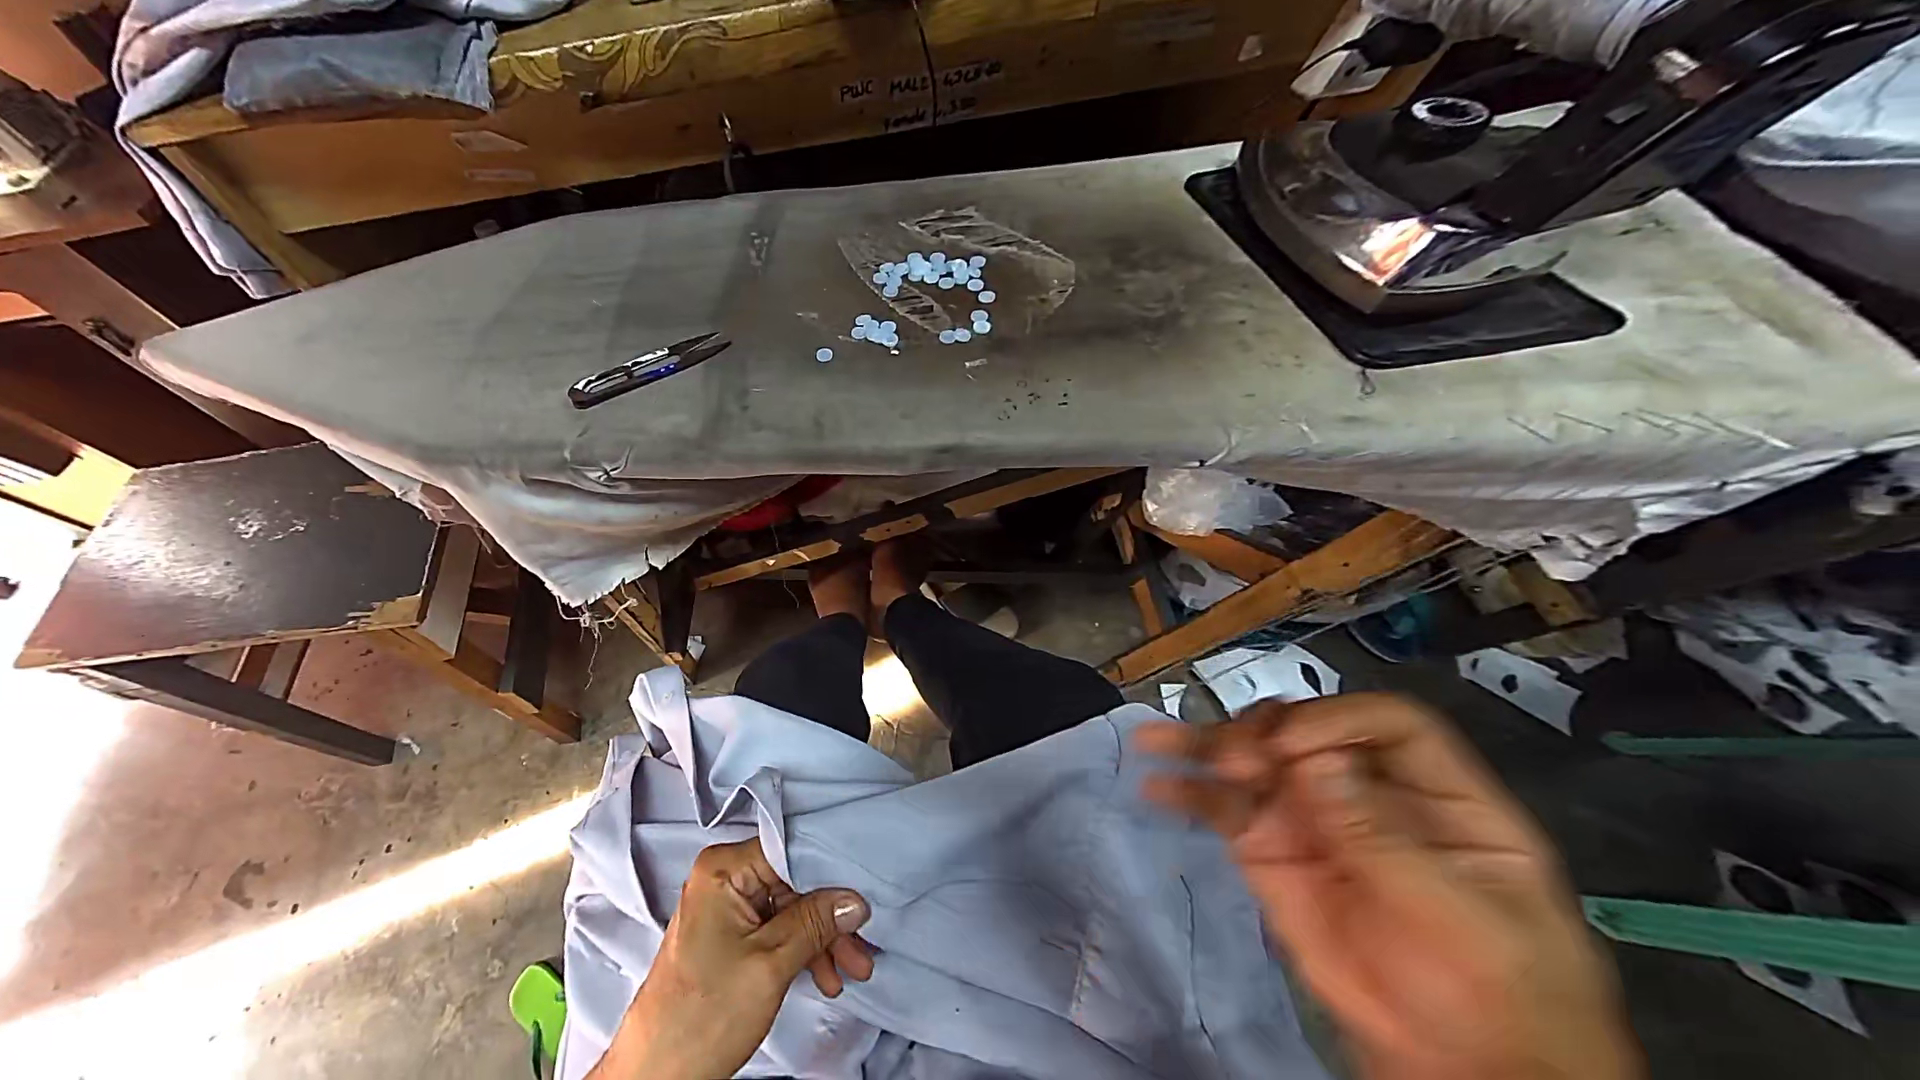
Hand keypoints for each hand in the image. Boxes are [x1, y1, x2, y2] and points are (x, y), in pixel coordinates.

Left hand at [588, 838, 873, 1079]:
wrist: (657, 1077)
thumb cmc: (698, 1020)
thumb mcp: (770, 964)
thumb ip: (816, 924)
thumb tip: (854, 900)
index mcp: (722, 870)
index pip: (791, 851)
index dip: (830, 872)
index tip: (862, 892)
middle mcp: (722, 880)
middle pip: (795, 882)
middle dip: (830, 918)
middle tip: (859, 945)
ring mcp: (726, 908)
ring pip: (792, 908)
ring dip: (822, 939)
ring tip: (849, 968)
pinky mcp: (731, 934)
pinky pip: (779, 928)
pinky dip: (804, 950)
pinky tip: (824, 974)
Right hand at [1139, 694, 1641, 1079]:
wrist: (1456, 1068)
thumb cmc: (1494, 993)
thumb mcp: (1457, 916)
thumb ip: (1382, 839)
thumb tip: (1313, 763)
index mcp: (1433, 790)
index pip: (1386, 723)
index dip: (1336, 720)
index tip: (1293, 748)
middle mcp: (1363, 787)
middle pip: (1307, 729)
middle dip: (1262, 732)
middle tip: (1233, 758)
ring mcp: (1310, 816)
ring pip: (1254, 759)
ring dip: (1207, 745)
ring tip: (1159, 739)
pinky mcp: (1269, 848)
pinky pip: (1224, 808)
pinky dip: (1187, 793)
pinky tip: (1156, 783)